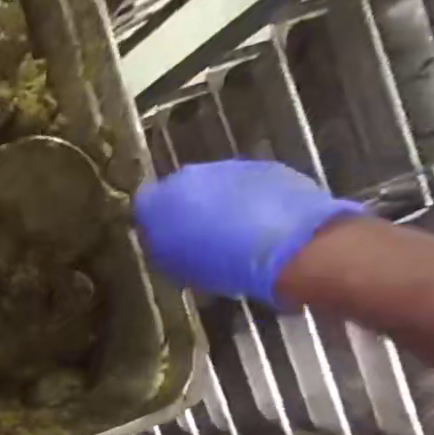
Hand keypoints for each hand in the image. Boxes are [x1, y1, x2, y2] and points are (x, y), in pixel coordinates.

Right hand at [133, 160, 363, 306]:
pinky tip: (259, 229)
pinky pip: (248, 186)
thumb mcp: (174, 267)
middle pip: (181, 190)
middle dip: (187, 210)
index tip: (162, 242)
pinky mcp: (269, 168)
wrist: (289, 247)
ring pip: (215, 186)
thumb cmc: (221, 264)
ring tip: (232, 238)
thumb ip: (159, 246)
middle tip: (197, 240)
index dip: (153, 223)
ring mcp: (232, 167)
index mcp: (160, 198)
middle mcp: (191, 174)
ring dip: (219, 206)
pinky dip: (249, 203)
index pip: (144, 204)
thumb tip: (156, 236)